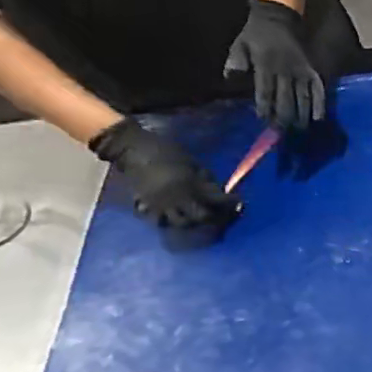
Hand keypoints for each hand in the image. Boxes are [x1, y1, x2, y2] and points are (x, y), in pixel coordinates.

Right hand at [88, 120, 238, 231]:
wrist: (132, 147)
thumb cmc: (163, 149)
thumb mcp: (190, 160)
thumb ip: (204, 177)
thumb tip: (218, 190)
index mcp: (189, 183)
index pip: (216, 199)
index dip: (230, 203)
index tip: (239, 203)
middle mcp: (178, 198)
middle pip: (202, 216)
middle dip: (215, 218)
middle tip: (222, 216)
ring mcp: (162, 205)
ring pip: (183, 223)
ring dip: (194, 223)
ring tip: (200, 220)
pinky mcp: (148, 207)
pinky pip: (161, 222)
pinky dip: (170, 223)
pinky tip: (176, 220)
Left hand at [223, 0, 325, 129]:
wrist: (277, 18)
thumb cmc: (256, 36)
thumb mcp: (240, 44)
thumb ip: (235, 62)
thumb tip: (231, 78)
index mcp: (265, 65)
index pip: (265, 92)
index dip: (264, 108)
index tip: (263, 120)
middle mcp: (285, 70)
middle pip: (285, 100)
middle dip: (283, 118)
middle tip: (280, 132)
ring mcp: (300, 71)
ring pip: (303, 98)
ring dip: (300, 116)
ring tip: (297, 131)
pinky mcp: (311, 71)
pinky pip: (318, 89)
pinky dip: (319, 104)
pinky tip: (317, 119)